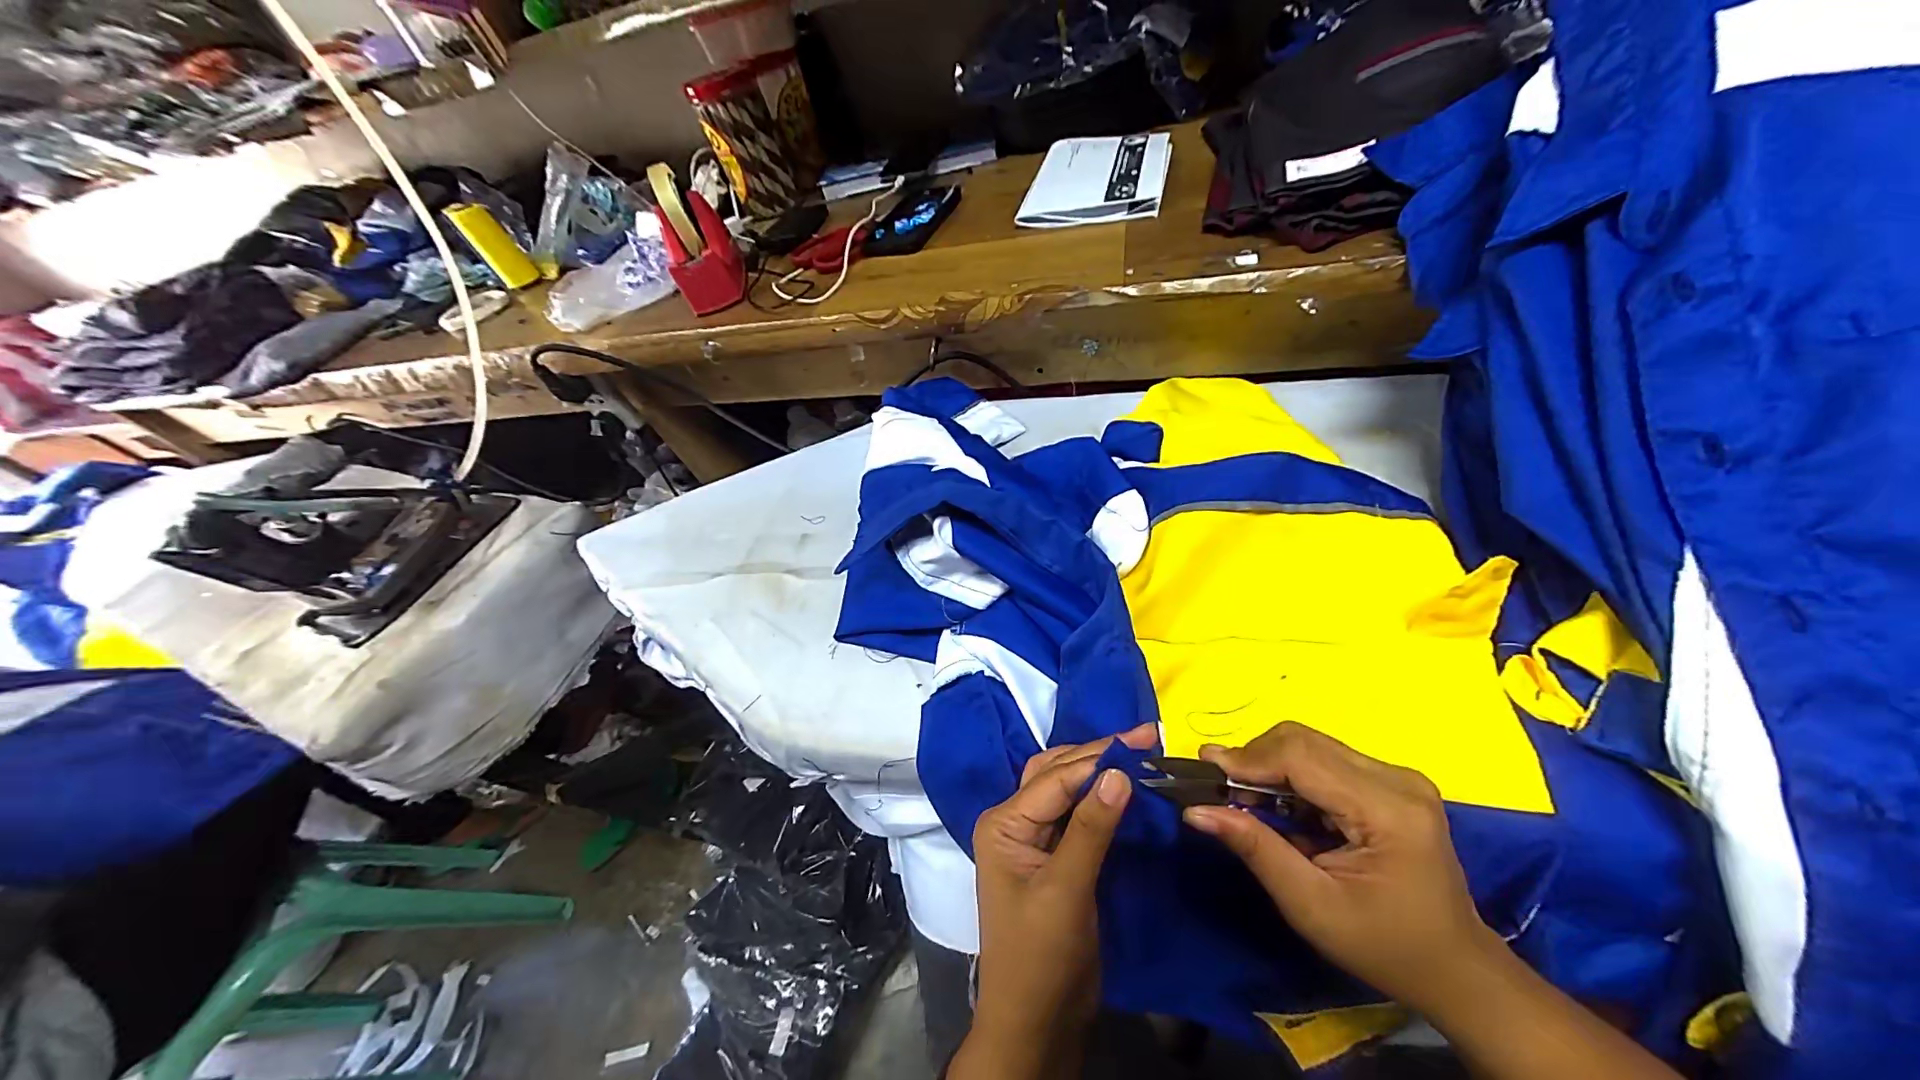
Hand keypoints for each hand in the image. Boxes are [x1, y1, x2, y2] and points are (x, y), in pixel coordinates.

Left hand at [948, 723, 1156, 1079]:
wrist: (1035, 1022)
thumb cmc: (1040, 958)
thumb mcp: (1066, 891)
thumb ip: (1091, 830)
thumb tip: (1119, 773)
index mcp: (1004, 822)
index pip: (1057, 778)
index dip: (1100, 758)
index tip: (1146, 741)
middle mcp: (1015, 821)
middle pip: (1058, 773)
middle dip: (1099, 754)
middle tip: (1147, 739)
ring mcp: (1035, 840)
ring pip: (1067, 789)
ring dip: (1099, 771)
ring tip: (1141, 754)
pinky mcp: (1056, 859)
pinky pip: (1079, 816)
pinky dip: (1102, 800)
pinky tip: (1129, 790)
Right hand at [1181, 722, 1501, 1015]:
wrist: (1454, 968)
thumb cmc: (1383, 946)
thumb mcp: (1310, 906)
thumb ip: (1256, 849)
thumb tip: (1195, 809)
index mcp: (1388, 810)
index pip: (1300, 756)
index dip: (1247, 759)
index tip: (1204, 775)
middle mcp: (1397, 780)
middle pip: (1303, 740)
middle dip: (1254, 759)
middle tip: (1221, 792)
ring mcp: (1398, 777)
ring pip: (1310, 744)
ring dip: (1269, 765)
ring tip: (1246, 800)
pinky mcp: (1391, 782)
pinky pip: (1324, 758)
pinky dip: (1290, 774)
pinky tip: (1281, 806)